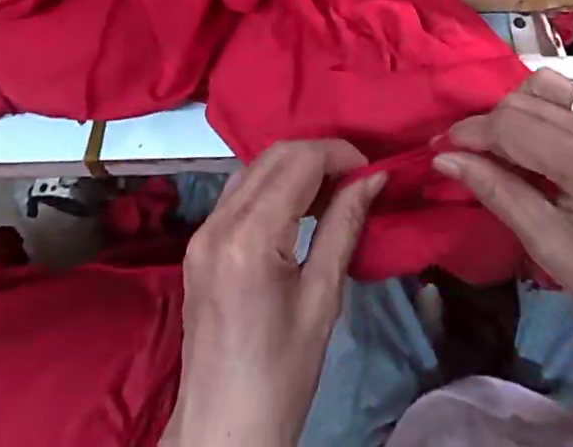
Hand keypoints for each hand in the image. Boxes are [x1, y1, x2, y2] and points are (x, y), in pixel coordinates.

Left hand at [162, 140, 386, 446]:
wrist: (222, 429)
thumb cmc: (282, 373)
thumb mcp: (323, 297)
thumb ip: (344, 224)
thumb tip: (374, 177)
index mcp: (248, 238)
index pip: (299, 161)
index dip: (340, 155)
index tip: (372, 172)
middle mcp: (217, 223)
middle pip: (274, 154)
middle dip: (321, 154)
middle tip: (357, 178)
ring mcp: (202, 232)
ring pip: (255, 167)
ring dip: (297, 166)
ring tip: (334, 191)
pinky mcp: (199, 244)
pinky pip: (240, 191)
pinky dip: (274, 184)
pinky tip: (300, 206)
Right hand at [435, 71, 572, 446]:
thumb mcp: (550, 249)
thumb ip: (497, 192)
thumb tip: (445, 157)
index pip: (515, 123)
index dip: (470, 133)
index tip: (436, 150)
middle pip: (529, 99)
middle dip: (487, 121)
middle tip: (459, 154)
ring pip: (550, 89)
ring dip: (514, 110)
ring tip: (493, 146)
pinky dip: (541, 112)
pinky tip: (528, 143)